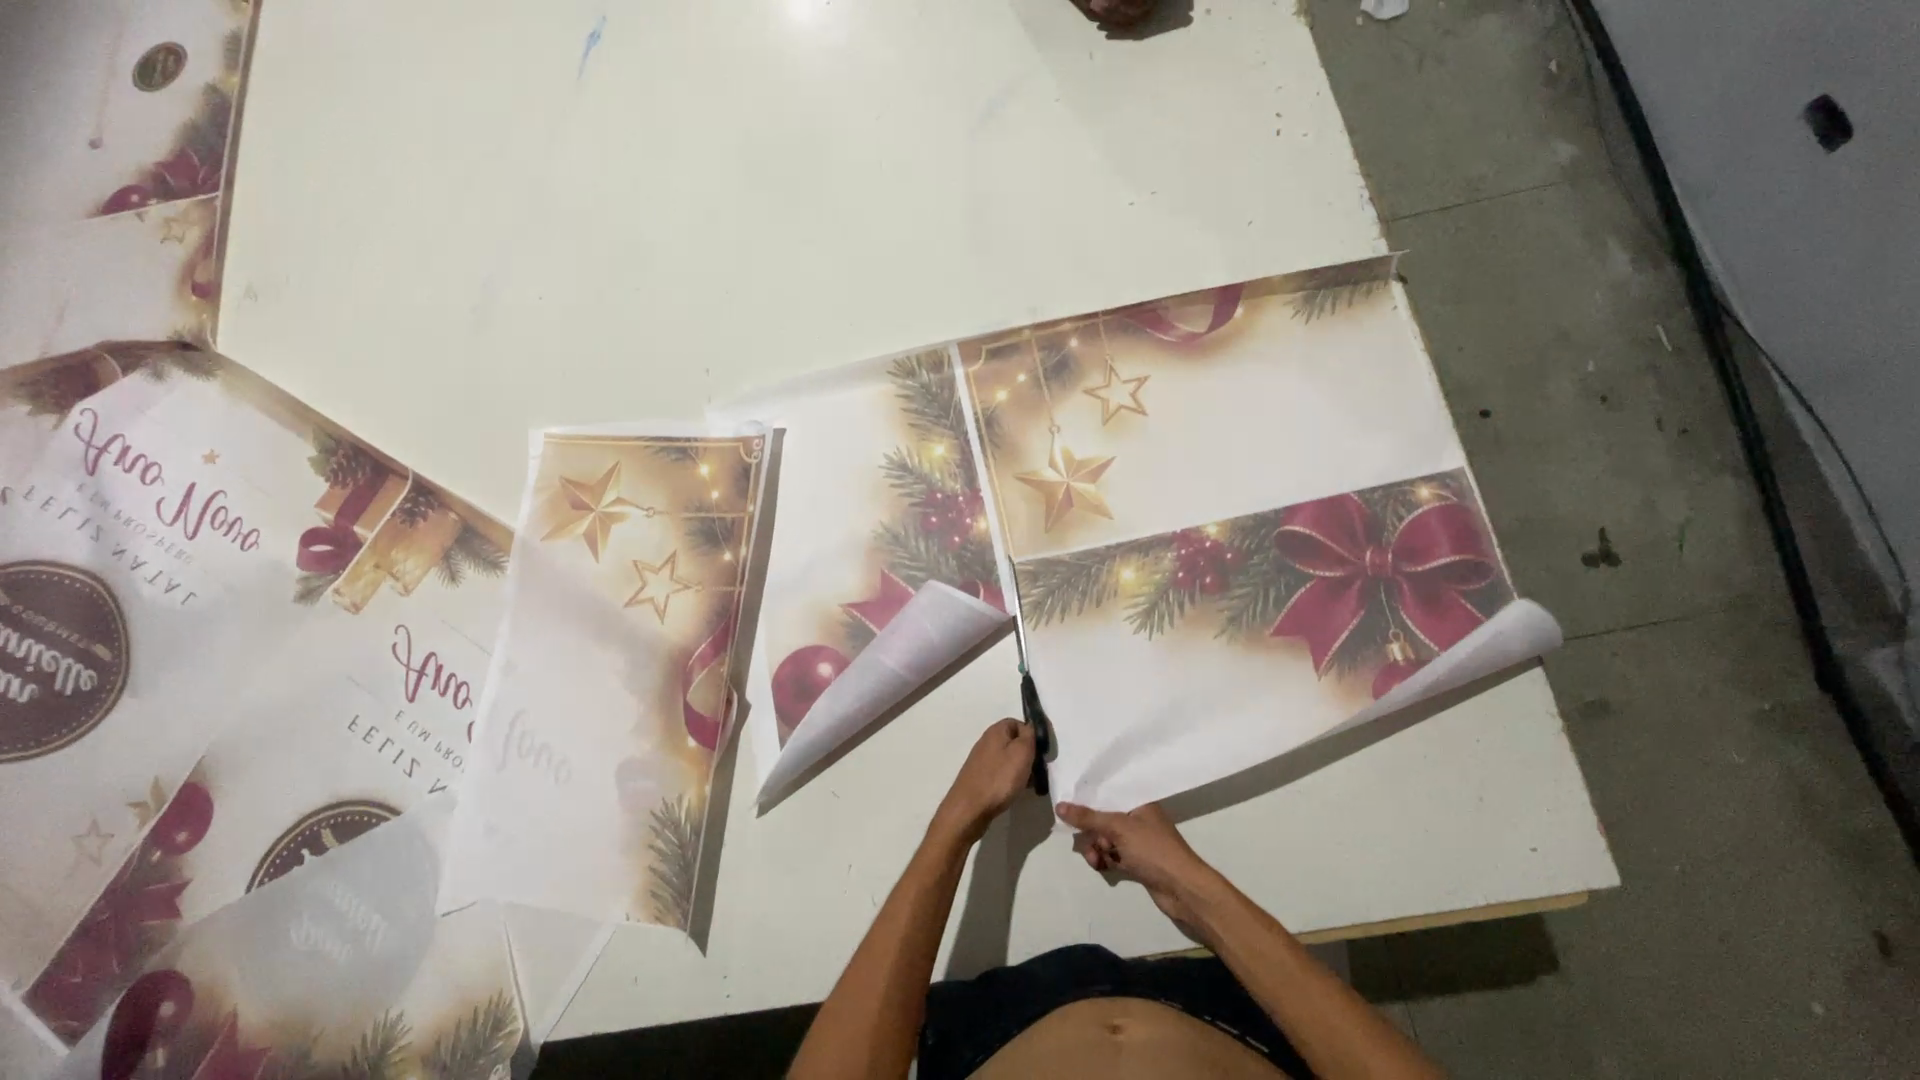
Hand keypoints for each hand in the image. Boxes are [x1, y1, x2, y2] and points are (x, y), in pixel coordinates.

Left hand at [933, 719, 1035, 844]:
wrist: (970, 808)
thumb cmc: (999, 778)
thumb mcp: (1022, 752)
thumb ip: (1029, 735)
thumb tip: (1030, 727)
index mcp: (996, 731)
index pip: (1018, 723)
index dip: (1032, 734)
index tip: (1042, 751)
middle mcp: (987, 742)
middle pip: (1014, 742)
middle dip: (1028, 754)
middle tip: (1038, 769)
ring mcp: (982, 760)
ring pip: (1008, 759)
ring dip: (1021, 769)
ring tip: (1030, 783)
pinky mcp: (980, 777)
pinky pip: (1001, 772)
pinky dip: (1011, 779)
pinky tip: (1016, 790)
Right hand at [1057, 802, 1219, 930]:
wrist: (1181, 889)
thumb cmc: (1153, 850)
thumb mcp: (1118, 828)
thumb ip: (1088, 817)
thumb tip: (1059, 805)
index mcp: (1139, 803)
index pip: (1108, 793)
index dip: (1088, 799)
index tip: (1068, 807)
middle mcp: (1139, 819)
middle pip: (1104, 818)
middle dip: (1091, 832)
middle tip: (1087, 842)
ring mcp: (1138, 842)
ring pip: (1106, 839)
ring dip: (1096, 849)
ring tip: (1097, 860)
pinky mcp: (1137, 862)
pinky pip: (1112, 856)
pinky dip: (1105, 861)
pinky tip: (1103, 867)